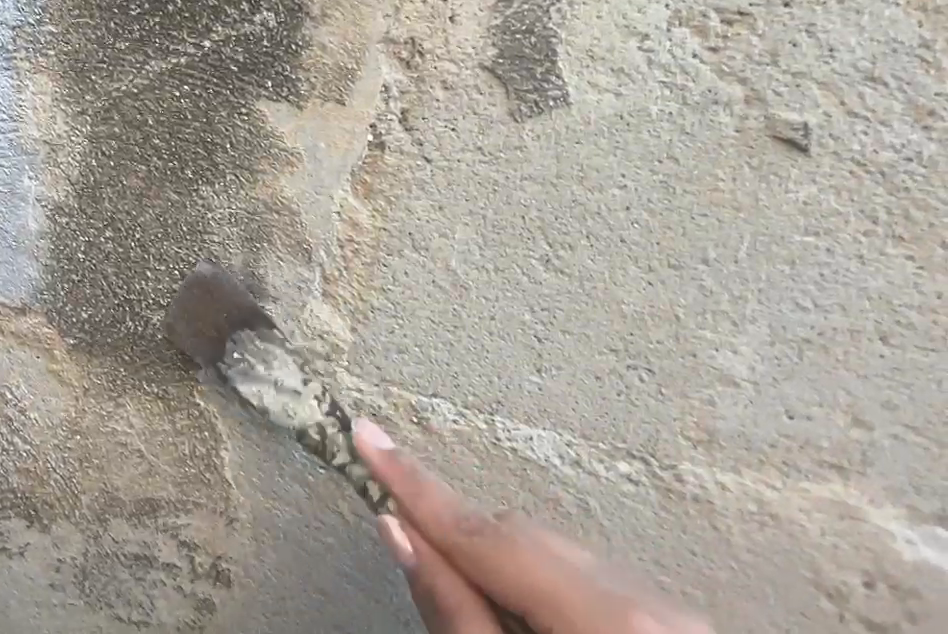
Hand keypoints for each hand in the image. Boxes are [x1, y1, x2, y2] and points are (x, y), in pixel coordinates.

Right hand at [353, 419, 712, 633]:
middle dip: (461, 544)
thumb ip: (456, 614)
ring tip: (488, 621)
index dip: (415, 485)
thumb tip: (396, 530)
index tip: (363, 432)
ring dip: (502, 574)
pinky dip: (543, 594)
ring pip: (553, 558)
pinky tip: (534, 630)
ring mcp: (681, 616)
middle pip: (521, 539)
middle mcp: (657, 605)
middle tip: (413, 560)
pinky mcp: (683, 627)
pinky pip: (589, 584)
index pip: (486, 535)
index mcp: (614, 624)